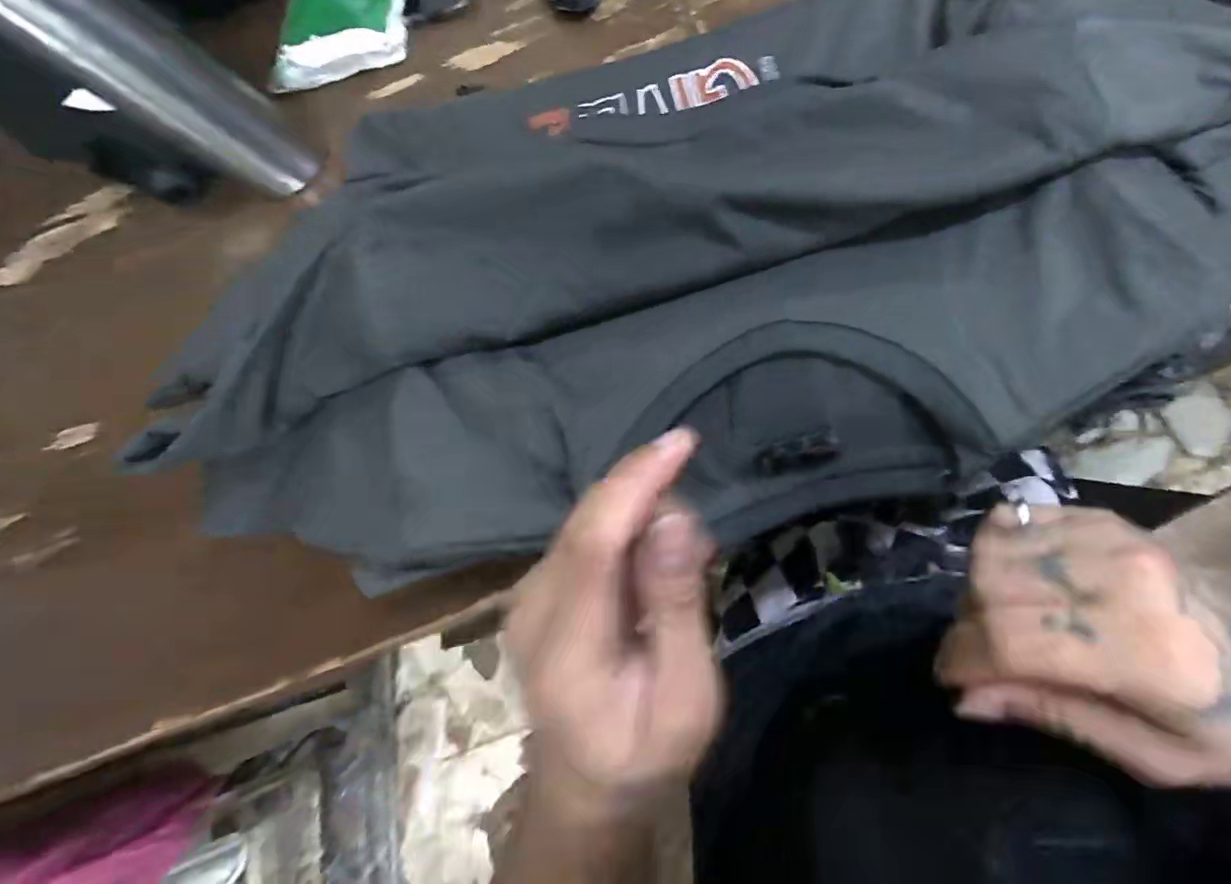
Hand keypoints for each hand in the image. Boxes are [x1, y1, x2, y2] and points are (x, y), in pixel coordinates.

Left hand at [504, 428, 722, 826]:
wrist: (585, 788)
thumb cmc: (644, 753)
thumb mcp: (685, 695)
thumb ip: (677, 606)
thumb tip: (675, 518)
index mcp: (565, 643)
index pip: (594, 538)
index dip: (637, 481)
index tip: (682, 441)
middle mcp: (532, 606)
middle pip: (589, 519)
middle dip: (649, 494)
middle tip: (703, 546)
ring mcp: (527, 596)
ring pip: (588, 521)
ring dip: (642, 519)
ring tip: (684, 573)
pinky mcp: (536, 590)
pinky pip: (585, 536)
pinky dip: (627, 533)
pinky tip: (652, 572)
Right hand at [935, 506, 1230, 788]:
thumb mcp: (1155, 759)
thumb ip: (1054, 715)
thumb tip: (966, 698)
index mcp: (1146, 652)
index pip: (1010, 639)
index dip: (961, 658)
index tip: (949, 681)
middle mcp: (1124, 578)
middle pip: (993, 584)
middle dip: (964, 623)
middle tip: (976, 657)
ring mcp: (1117, 538)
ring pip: (996, 544)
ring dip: (977, 586)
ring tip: (995, 620)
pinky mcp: (1110, 518)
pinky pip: (1021, 519)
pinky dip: (999, 549)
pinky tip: (1016, 582)